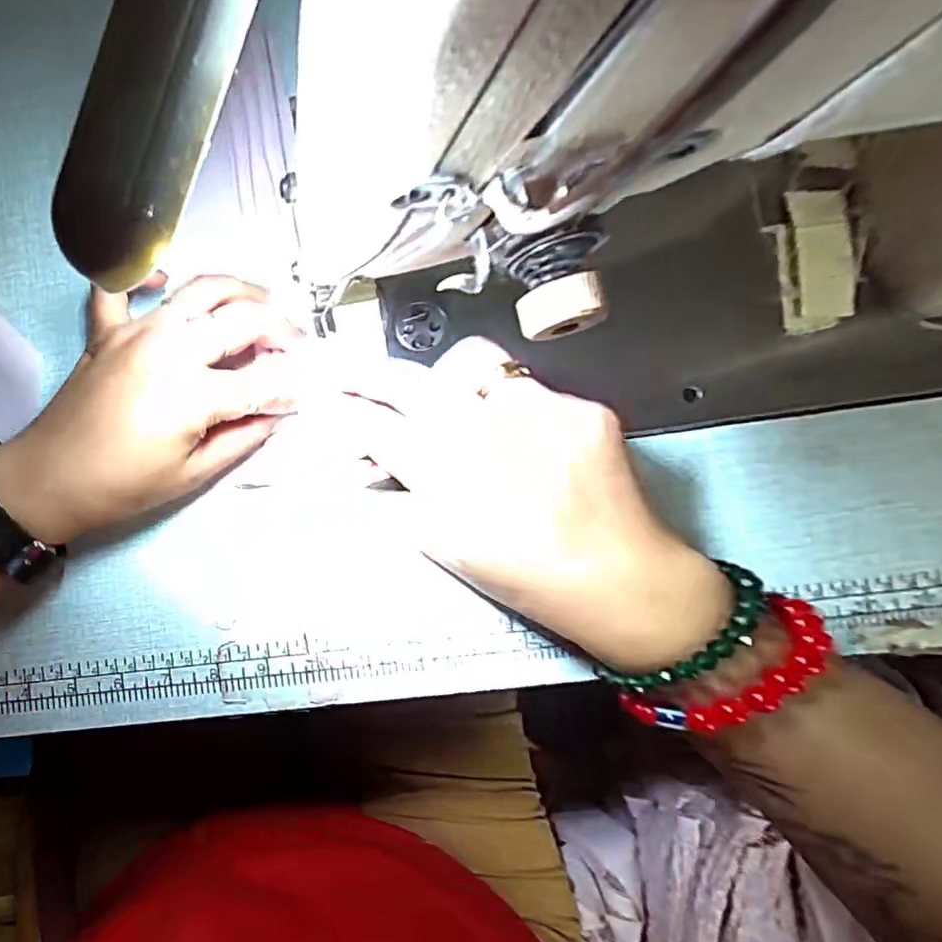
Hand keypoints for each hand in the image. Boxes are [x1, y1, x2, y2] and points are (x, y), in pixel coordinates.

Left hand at [0, 274, 306, 543]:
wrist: (50, 479)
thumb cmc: (123, 487)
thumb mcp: (191, 475)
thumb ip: (240, 439)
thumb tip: (275, 414)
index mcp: (193, 395)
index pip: (261, 379)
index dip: (289, 385)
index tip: (304, 391)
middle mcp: (170, 349)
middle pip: (242, 321)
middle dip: (281, 331)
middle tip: (298, 344)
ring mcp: (136, 331)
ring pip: (199, 289)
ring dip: (239, 290)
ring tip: (262, 301)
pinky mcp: (107, 330)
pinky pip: (120, 286)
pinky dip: (141, 273)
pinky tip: (162, 277)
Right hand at [342, 337, 730, 670]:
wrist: (618, 577)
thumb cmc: (524, 576)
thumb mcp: (446, 547)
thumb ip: (403, 503)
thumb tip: (373, 471)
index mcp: (443, 472)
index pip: (373, 426)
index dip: (341, 412)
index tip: (323, 402)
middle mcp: (481, 428)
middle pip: (407, 381)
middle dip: (367, 373)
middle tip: (347, 373)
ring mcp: (534, 408)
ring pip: (472, 365)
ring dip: (445, 379)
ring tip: (446, 403)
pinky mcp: (578, 405)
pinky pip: (530, 390)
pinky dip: (513, 409)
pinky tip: (524, 440)